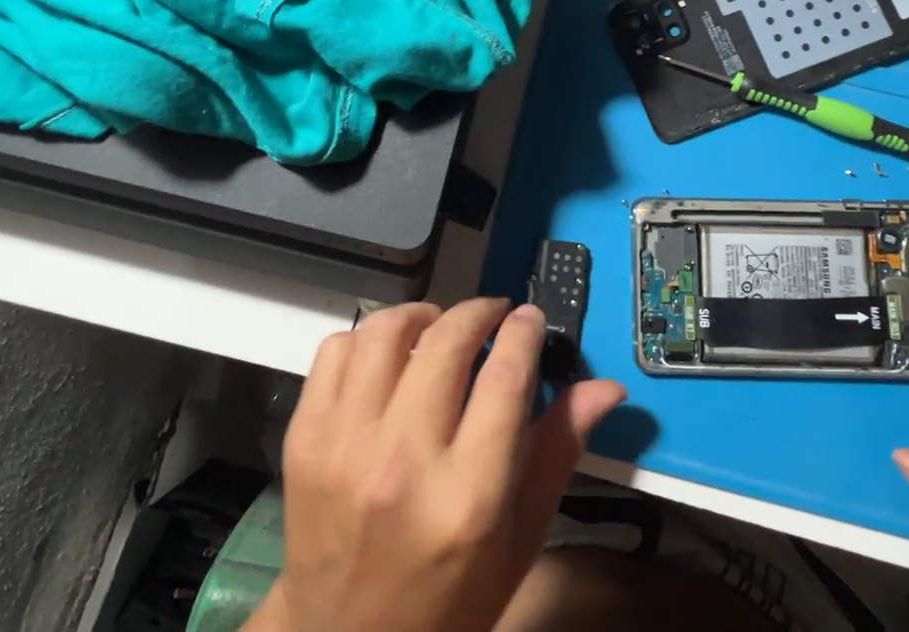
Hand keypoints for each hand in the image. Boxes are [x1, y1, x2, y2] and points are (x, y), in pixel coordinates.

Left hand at [247, 299, 625, 631]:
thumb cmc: (451, 595)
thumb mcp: (521, 538)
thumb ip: (559, 451)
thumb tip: (605, 387)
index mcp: (468, 495)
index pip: (505, 379)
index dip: (523, 333)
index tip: (529, 317)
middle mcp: (402, 460)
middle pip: (446, 343)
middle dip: (478, 312)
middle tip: (492, 316)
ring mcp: (343, 444)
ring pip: (383, 333)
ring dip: (421, 315)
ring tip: (440, 328)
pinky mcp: (304, 438)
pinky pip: (333, 352)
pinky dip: (367, 339)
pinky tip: (389, 358)